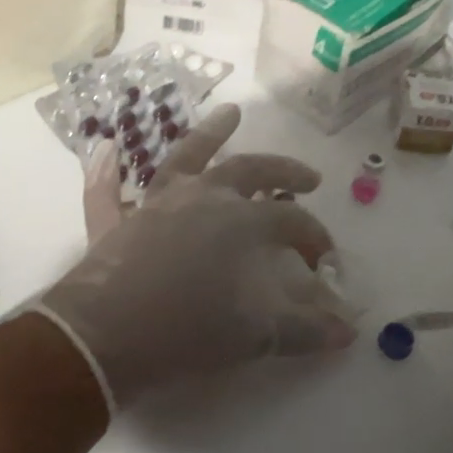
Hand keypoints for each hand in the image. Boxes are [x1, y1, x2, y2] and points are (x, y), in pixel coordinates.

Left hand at [32, 104, 356, 409]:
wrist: (105, 339)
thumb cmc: (185, 332)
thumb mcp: (253, 336)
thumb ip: (303, 329)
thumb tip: (347, 330)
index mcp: (238, 221)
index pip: (289, 220)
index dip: (314, 237)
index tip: (325, 261)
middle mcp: (200, 199)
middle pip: (249, 171)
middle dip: (282, 171)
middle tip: (307, 178)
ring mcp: (154, 204)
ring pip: (184, 158)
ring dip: (209, 135)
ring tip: (230, 114)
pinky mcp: (114, 222)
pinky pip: (107, 190)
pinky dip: (106, 170)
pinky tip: (105, 146)